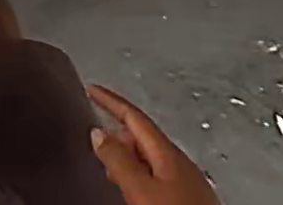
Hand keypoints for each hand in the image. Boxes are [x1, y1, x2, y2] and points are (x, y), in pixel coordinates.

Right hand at [88, 84, 219, 204]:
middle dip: (118, 131)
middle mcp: (179, 161)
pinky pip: (158, 175)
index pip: (134, 115)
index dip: (110, 100)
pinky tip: (136, 190)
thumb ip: (119, 160)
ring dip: (128, 155)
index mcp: (167, 150)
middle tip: (96, 137)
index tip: (92, 88)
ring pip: (151, 157)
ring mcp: (187, 181)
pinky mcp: (190, 200)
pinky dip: (140, 173)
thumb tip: (98, 132)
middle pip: (143, 135)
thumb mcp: (141, 190)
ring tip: (110, 167)